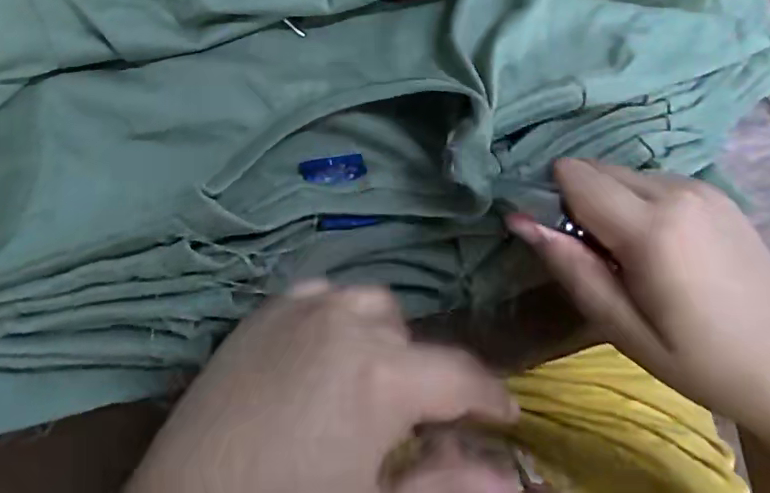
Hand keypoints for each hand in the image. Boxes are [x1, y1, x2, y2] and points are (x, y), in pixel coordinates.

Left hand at [125, 282, 517, 492]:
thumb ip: (446, 486)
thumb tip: (511, 478)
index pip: (458, 373)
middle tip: (418, 418)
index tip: (506, 415)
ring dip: (379, 337)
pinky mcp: (259, 312)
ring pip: (364, 303)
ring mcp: (297, 307)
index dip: (488, 395)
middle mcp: (345, 319)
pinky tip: (322, 354)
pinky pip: (317, 296)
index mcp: (381, 370)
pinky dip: (334, 318)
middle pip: (407, 334)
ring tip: (370, 382)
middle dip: (423, 372)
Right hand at [508, 161, 769, 461]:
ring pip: (622, 171)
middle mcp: (674, 190)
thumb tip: (517, 217)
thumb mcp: (624, 329)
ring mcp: (699, 185)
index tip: (567, 241)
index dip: (555, 200)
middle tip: (601, 255)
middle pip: (594, 167)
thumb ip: (570, 267)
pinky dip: (640, 201)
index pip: (572, 174)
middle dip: (581, 199)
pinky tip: (665, 246)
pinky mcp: (715, 189)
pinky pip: (652, 179)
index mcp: (651, 227)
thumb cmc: (700, 361)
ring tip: (635, 254)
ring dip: (611, 200)